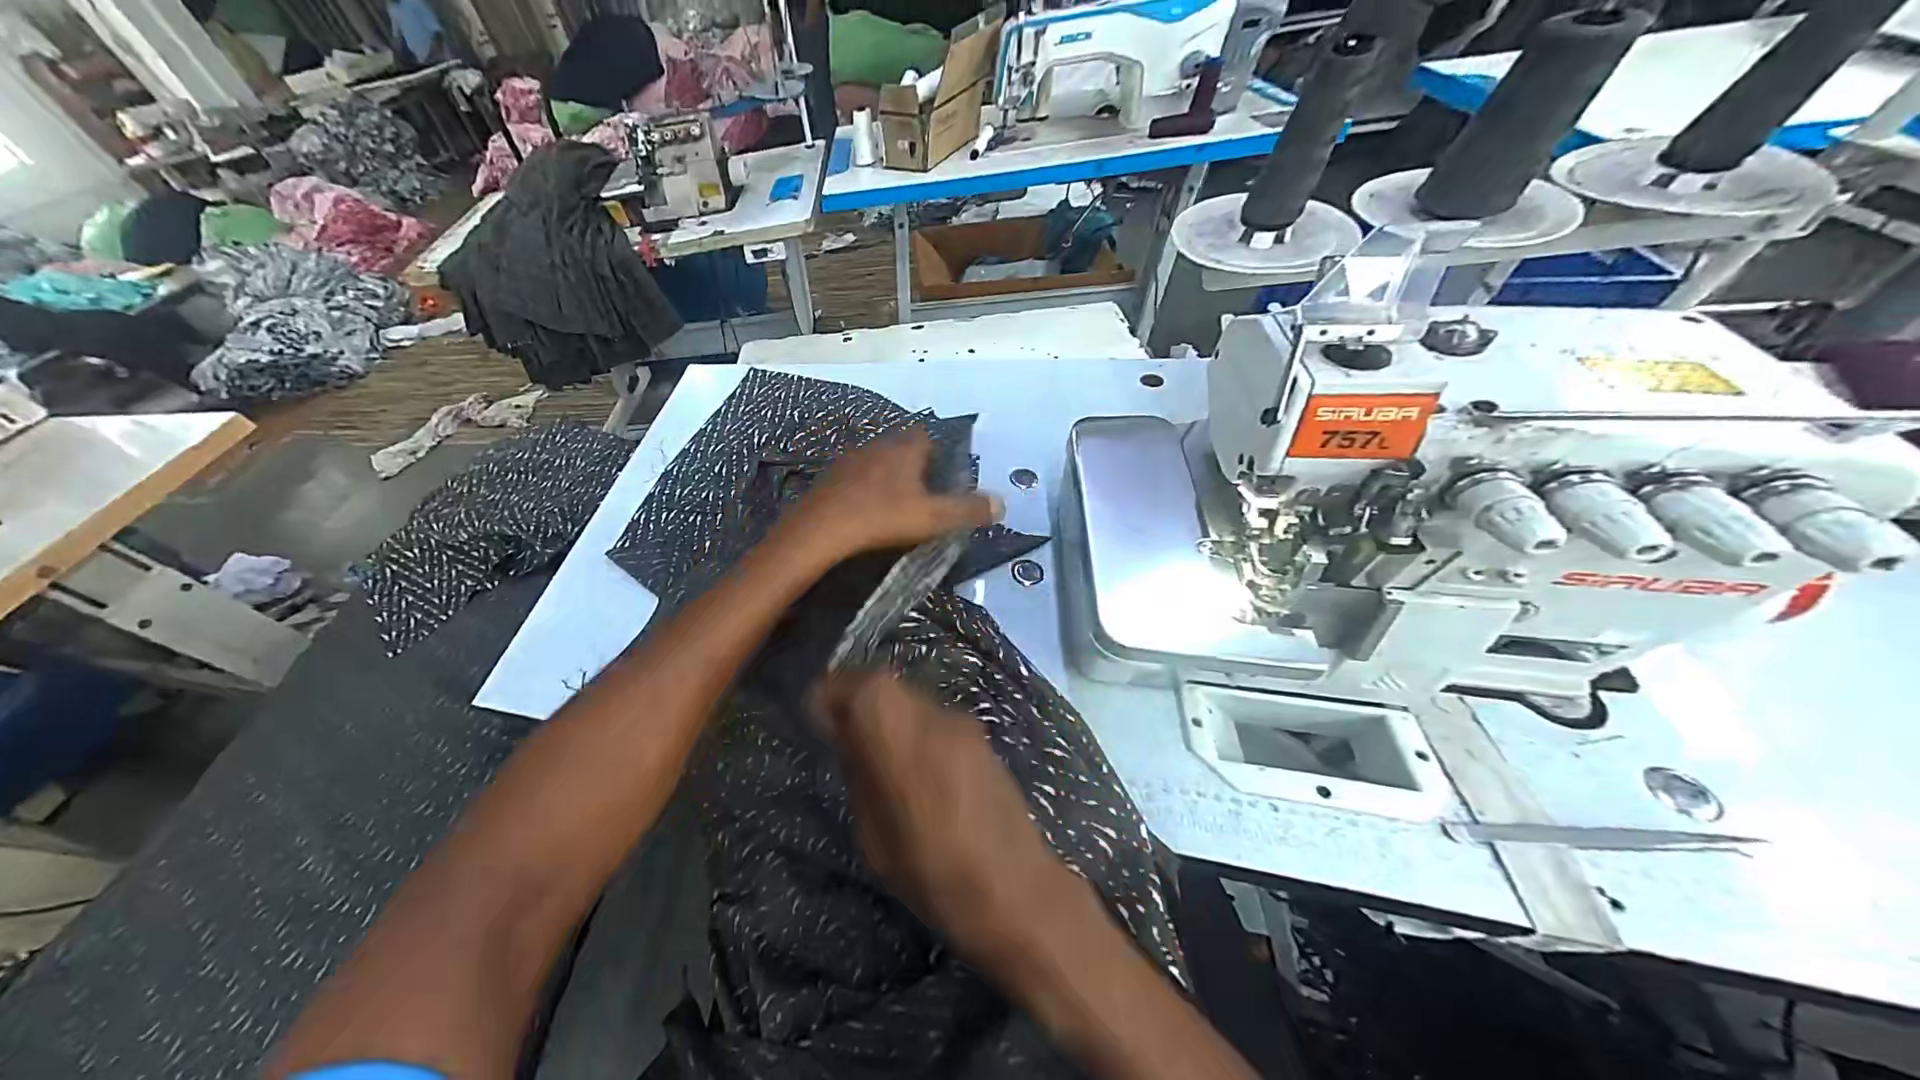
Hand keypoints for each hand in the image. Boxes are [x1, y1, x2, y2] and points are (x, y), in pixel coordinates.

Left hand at [780, 428, 1000, 561]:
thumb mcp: (933, 518)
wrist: (821, 529)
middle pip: (901, 446)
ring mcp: (850, 460)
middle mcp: (877, 446)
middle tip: (923, 492)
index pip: (926, 436)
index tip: (943, 475)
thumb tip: (1001, 503)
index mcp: (905, 448)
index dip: (938, 452)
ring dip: (887, 476)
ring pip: (876, 461)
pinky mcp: (829, 478)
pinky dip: (864, 489)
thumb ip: (968, 510)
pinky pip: (855, 477)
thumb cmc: (882, 518)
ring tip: (896, 503)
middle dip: (914, 464)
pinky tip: (866, 510)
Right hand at [814, 671, 1096, 971]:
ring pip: (912, 701)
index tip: (817, 720)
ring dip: (889, 717)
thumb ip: (858, 774)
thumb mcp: (873, 835)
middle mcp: (935, 715)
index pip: (858, 683)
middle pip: (885, 685)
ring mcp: (965, 724)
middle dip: (858, 702)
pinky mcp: (984, 739)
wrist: (1016, 891)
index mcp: (901, 736)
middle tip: (842, 737)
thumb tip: (846, 738)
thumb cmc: (933, 873)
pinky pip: (936, 720)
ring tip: (878, 758)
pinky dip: (916, 731)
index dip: (832, 694)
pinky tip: (916, 770)